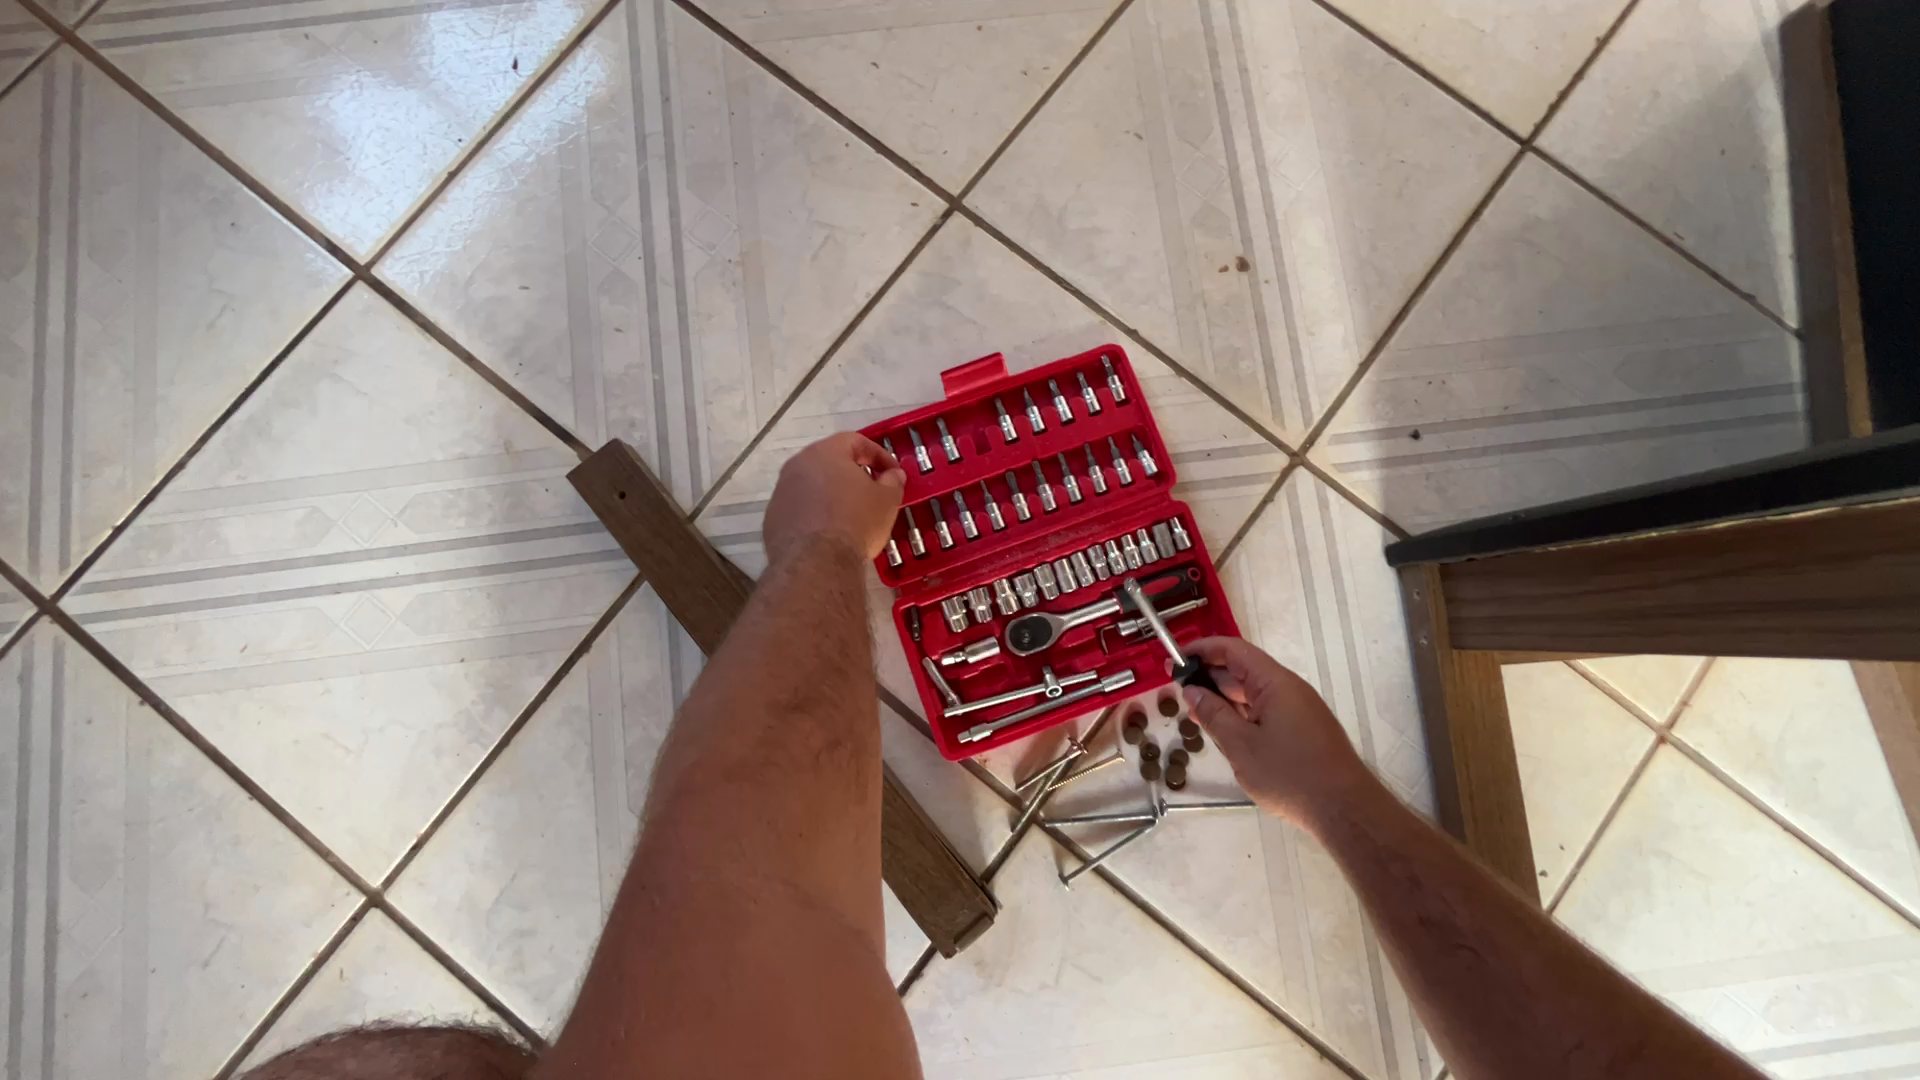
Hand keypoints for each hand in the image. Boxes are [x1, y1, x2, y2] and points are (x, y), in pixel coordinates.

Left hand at [763, 432, 905, 563]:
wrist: (815, 563)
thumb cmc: (856, 522)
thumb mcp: (886, 501)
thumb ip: (892, 481)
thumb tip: (893, 474)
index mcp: (826, 452)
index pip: (855, 441)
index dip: (879, 455)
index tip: (893, 473)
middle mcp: (798, 465)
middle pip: (829, 461)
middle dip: (853, 474)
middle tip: (871, 491)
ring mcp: (781, 491)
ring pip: (812, 485)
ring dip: (832, 495)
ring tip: (851, 516)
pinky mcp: (773, 518)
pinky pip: (800, 508)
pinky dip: (815, 515)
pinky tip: (829, 534)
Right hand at [1180, 637, 1379, 830]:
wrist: (1346, 812)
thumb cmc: (1290, 775)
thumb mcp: (1241, 746)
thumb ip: (1213, 714)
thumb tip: (1191, 690)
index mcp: (1275, 683)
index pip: (1234, 650)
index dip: (1202, 649)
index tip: (1174, 660)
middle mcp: (1288, 689)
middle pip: (1243, 669)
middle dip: (1209, 676)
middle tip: (1177, 690)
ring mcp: (1298, 710)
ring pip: (1252, 693)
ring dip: (1223, 699)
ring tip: (1195, 713)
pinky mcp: (1302, 730)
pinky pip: (1264, 711)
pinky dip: (1240, 715)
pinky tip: (1225, 732)